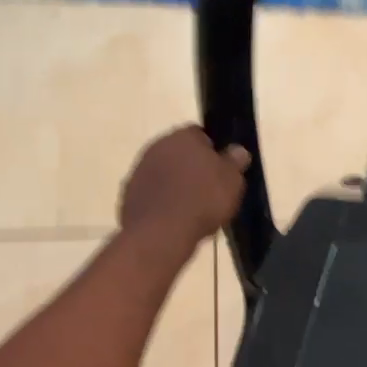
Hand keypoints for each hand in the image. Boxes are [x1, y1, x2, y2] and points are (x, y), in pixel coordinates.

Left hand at [119, 126, 251, 245]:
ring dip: (175, 183)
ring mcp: (139, 169)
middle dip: (192, 166)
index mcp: (183, 136)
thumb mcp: (232, 181)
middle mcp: (157, 146)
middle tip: (209, 188)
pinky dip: (162, 201)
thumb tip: (237, 150)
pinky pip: (152, 192)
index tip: (222, 169)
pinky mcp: (129, 193)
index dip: (213, 150)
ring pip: (164, 172)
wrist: (161, 232)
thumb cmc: (203, 200)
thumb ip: (235, 162)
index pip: (201, 134)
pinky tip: (174, 218)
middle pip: (180, 152)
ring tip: (192, 207)